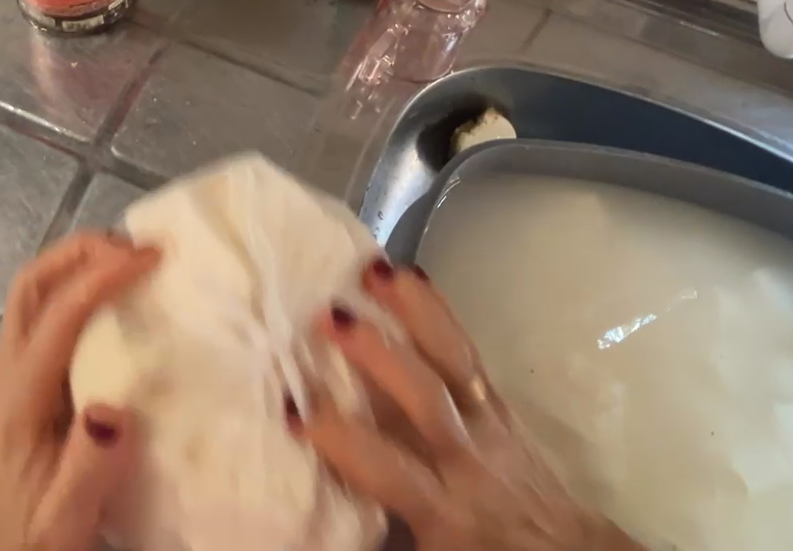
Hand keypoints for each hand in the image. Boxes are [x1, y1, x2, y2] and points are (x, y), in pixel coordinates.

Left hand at [0, 234, 160, 550]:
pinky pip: (50, 311)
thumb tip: (115, 408)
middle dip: (83, 250)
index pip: (59, 312)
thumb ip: (88, 469)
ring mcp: (14, 372)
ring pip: (38, 291)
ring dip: (81, 263)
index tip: (153, 257)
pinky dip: (82, 286)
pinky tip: (119, 301)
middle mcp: (9, 370)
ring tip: (133, 262)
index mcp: (19, 397)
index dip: (104, 274)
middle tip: (139, 248)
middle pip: (33, 282)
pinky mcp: (27, 380)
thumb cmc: (33, 542)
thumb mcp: (64, 521)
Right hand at [291, 260, 643, 550]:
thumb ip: (381, 535)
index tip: (295, 407)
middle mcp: (464, 454)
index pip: (385, 465)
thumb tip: (318, 520)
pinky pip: (467, 348)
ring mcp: (486, 419)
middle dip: (377, 353)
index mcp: (440, 505)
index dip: (340, 436)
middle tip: (329, 314)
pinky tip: (412, 275)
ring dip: (413, 309)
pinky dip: (438, 309)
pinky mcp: (498, 398)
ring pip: (452, 357)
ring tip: (374, 269)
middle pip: (424, 394)